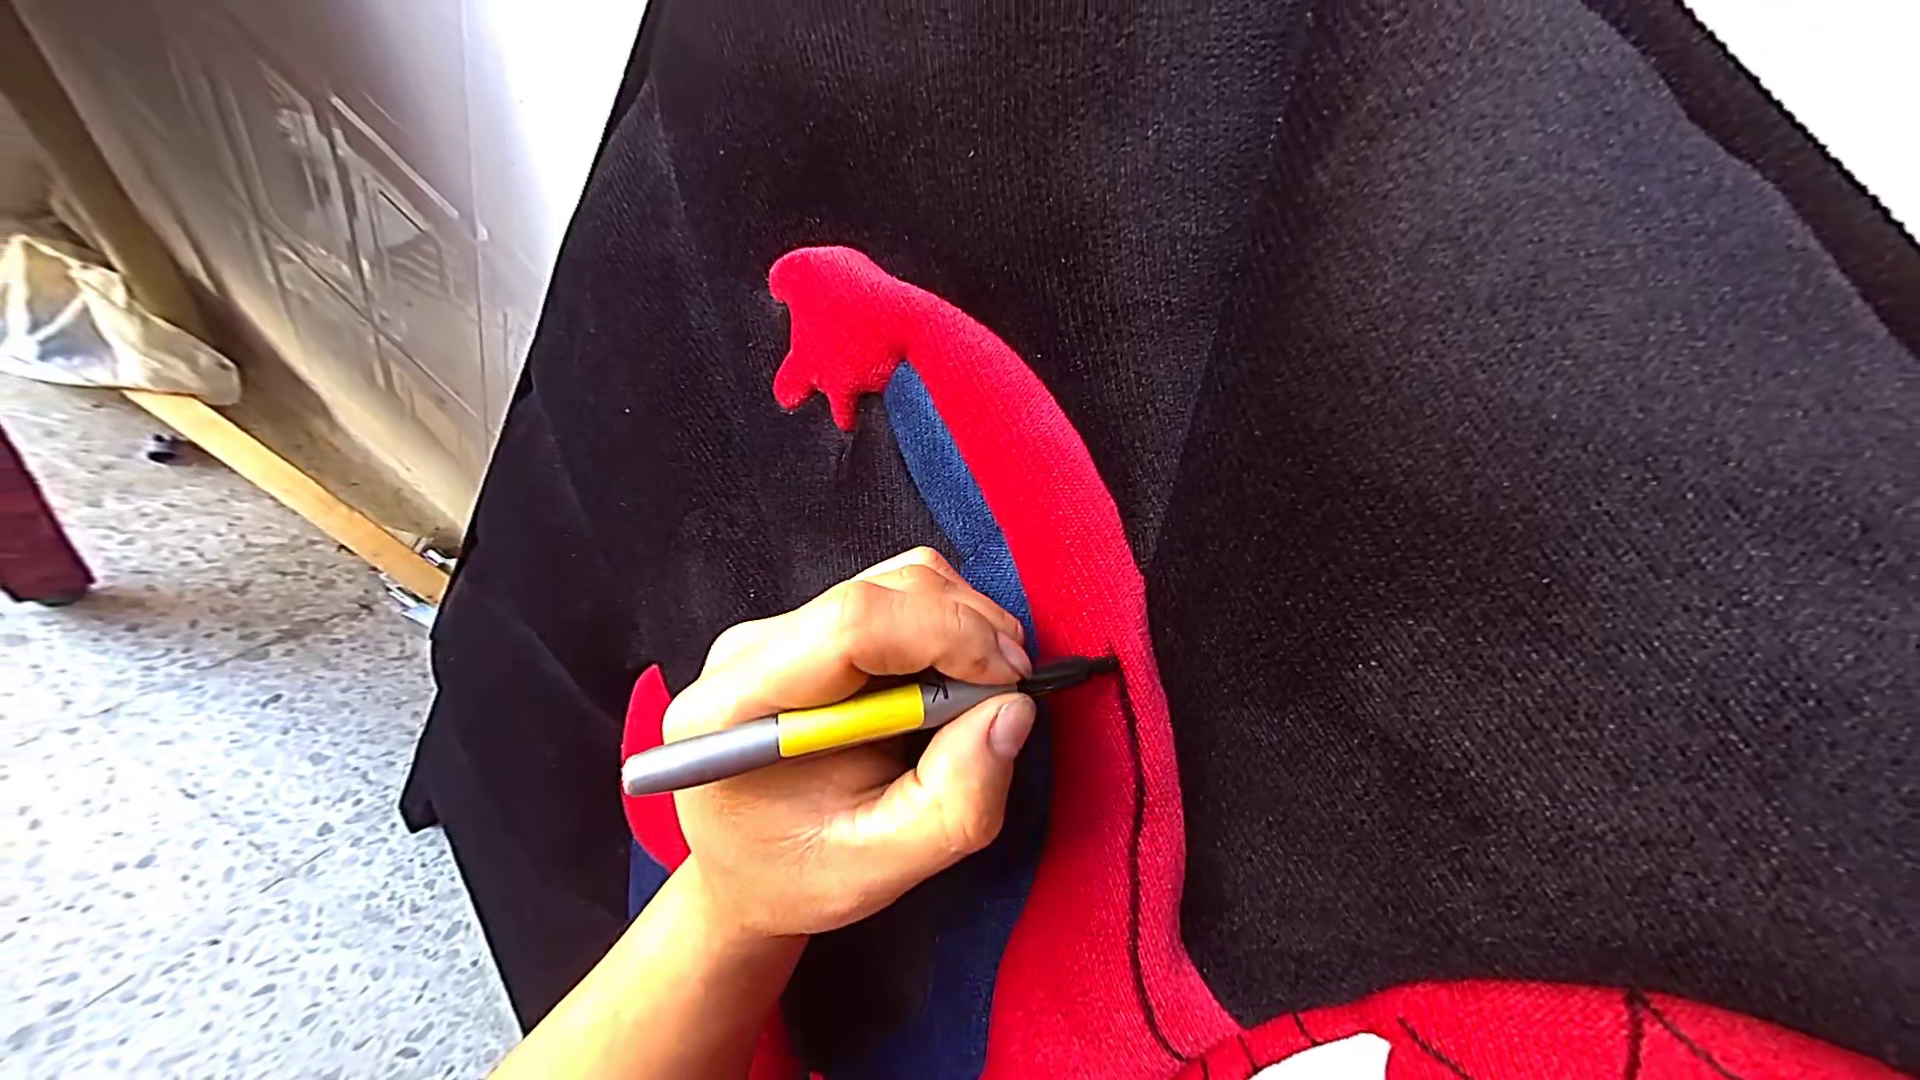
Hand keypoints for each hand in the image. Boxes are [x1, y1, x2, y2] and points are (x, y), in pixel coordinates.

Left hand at [664, 547, 1037, 938]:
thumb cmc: (794, 874)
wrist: (750, 864)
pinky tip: (949, 676)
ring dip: (962, 623)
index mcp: (737, 708)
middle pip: (882, 592)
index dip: (946, 634)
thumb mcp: (876, 870)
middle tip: (1009, 688)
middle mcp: (752, 650)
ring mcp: (783, 629)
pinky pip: (898, 593)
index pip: (851, 625)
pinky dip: (946, 624)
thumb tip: (1011, 711)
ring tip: (978, 689)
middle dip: (968, 628)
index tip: (1009, 677)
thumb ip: (953, 802)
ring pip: (899, 581)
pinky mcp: (815, 625)